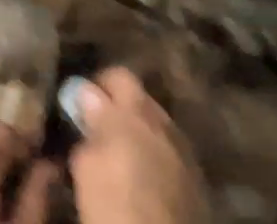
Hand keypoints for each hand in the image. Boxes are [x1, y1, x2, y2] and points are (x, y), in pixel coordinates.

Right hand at [70, 69, 210, 223]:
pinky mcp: (197, 174)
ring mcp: (184, 146)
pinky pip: (170, 148)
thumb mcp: (85, 166)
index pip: (117, 74)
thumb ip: (87, 127)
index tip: (80, 102)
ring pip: (157, 123)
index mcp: (133, 110)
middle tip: (98, 127)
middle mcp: (163, 120)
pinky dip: (156, 152)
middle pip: (140, 97)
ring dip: (139, 129)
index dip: (97, 85)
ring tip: (122, 152)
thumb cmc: (115, 203)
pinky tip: (144, 174)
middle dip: (118, 106)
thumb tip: (86, 105)